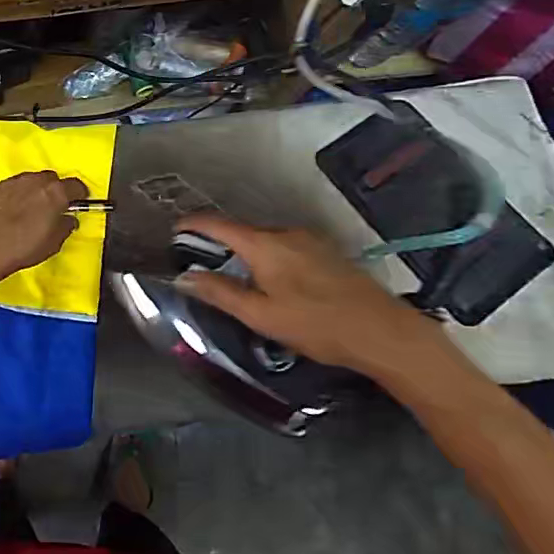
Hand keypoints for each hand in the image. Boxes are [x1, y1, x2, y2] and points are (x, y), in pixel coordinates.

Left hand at [0, 171, 86, 284]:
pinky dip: (16, 194)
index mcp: (56, 193)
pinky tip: (13, 210)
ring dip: (35, 190)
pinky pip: (12, 187)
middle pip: (53, 179)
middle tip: (54, 206)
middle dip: (55, 190)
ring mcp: (15, 182)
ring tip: (31, 209)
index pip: (76, 185)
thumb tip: (68, 221)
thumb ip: (65, 226)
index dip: (79, 194)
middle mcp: (36, 181)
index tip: (78, 200)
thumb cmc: (22, 247)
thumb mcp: (54, 242)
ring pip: (31, 180)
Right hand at [173, 215, 451, 383]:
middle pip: (243, 231)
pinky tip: (272, 282)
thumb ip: (221, 293)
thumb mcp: (261, 315)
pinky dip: (268, 257)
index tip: (175, 230)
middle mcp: (286, 233)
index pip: (219, 224)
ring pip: (266, 240)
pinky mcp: (325, 251)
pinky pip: (285, 247)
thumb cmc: (315, 324)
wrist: (379, 329)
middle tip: (199, 262)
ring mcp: (309, 240)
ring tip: (233, 277)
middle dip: (219, 243)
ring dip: (245, 252)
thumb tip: (184, 276)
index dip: (193, 224)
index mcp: (265, 245)